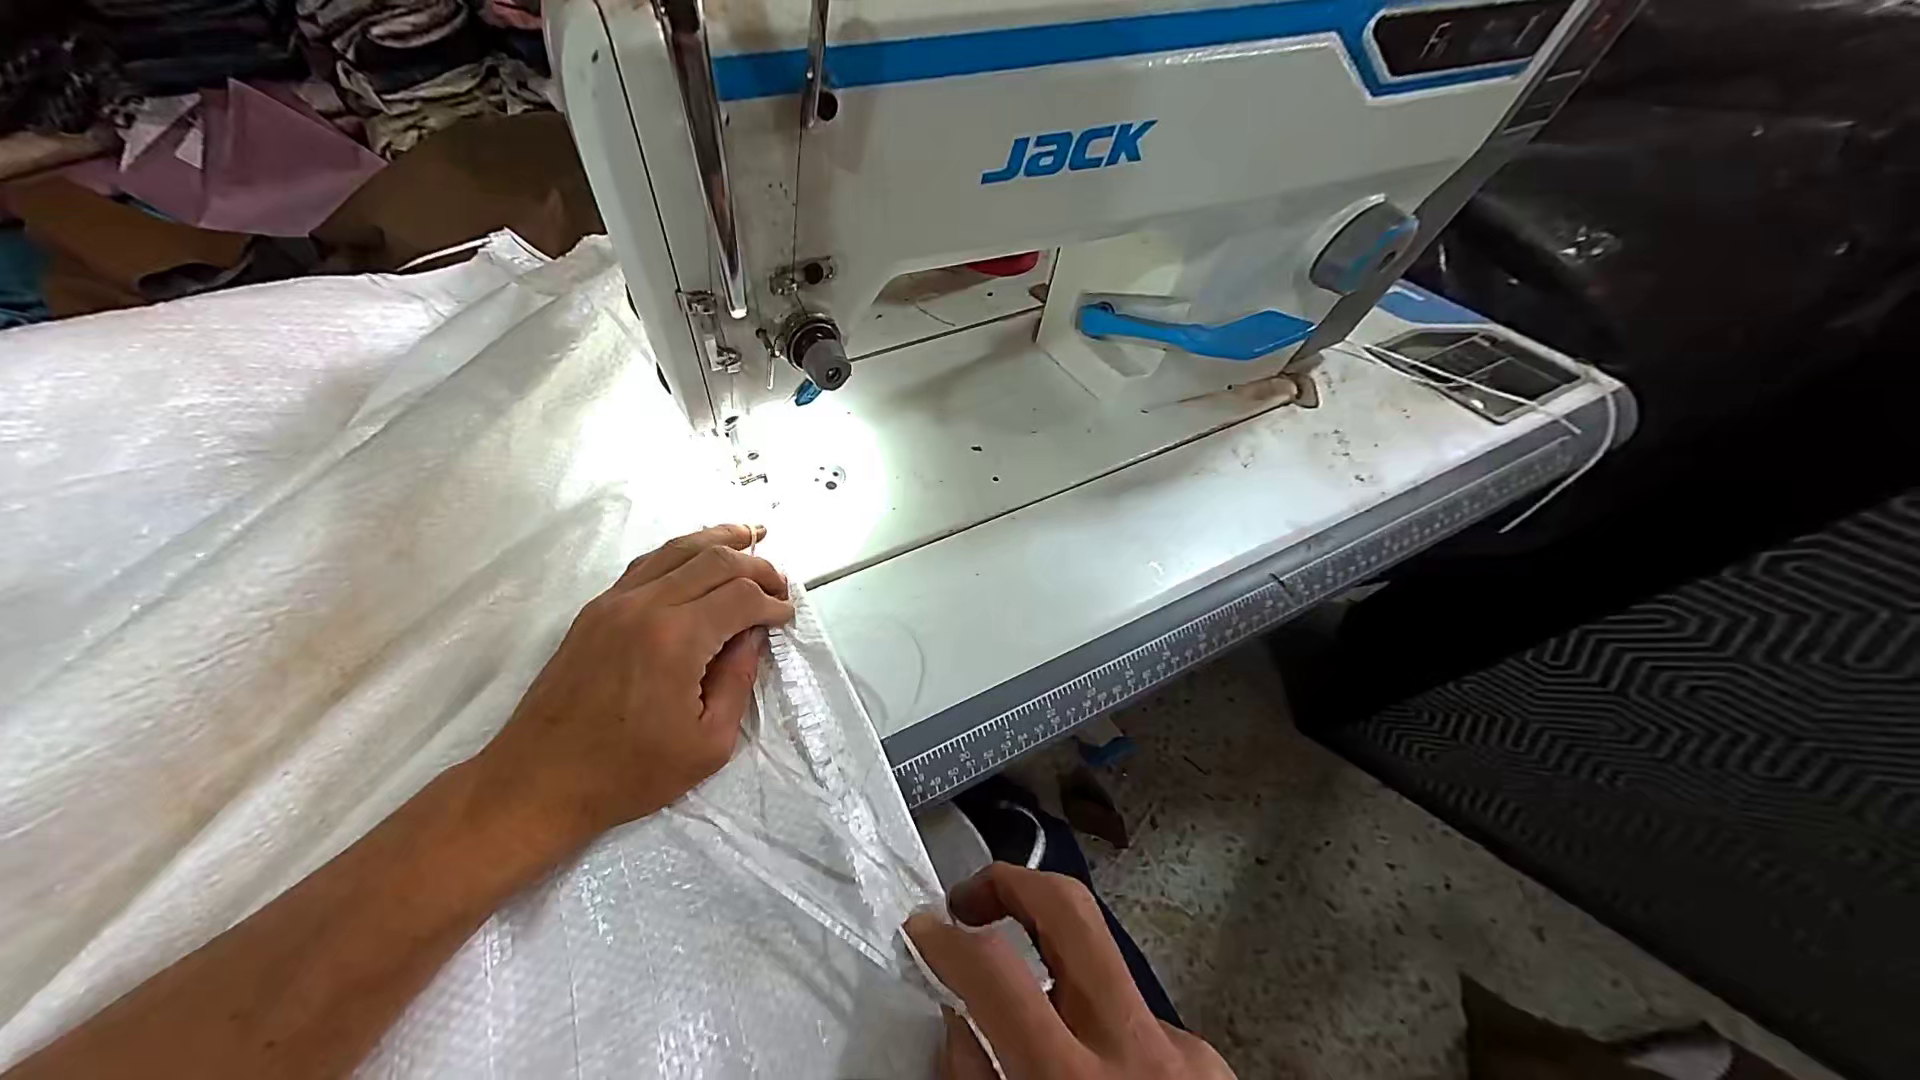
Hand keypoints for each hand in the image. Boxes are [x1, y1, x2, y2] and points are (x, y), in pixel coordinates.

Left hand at [477, 524, 794, 851]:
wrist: (537, 783)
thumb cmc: (629, 773)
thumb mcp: (709, 743)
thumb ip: (738, 680)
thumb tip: (753, 635)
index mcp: (676, 641)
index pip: (741, 596)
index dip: (772, 603)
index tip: (786, 618)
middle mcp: (645, 607)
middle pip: (715, 560)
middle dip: (758, 566)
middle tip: (780, 585)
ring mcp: (614, 603)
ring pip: (678, 549)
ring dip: (720, 540)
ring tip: (751, 534)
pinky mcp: (595, 609)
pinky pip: (647, 563)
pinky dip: (681, 552)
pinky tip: (699, 554)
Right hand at [906, 863, 1235, 1078]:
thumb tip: (959, 1025)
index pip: (996, 973)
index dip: (947, 938)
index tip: (924, 926)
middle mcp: (1136, 1051)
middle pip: (1072, 911)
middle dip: (1014, 884)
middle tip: (973, 900)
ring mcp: (1185, 1050)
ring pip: (1103, 964)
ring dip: (1056, 970)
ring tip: (1034, 1017)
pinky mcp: (1212, 1063)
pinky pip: (1138, 1022)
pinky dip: (1103, 1036)